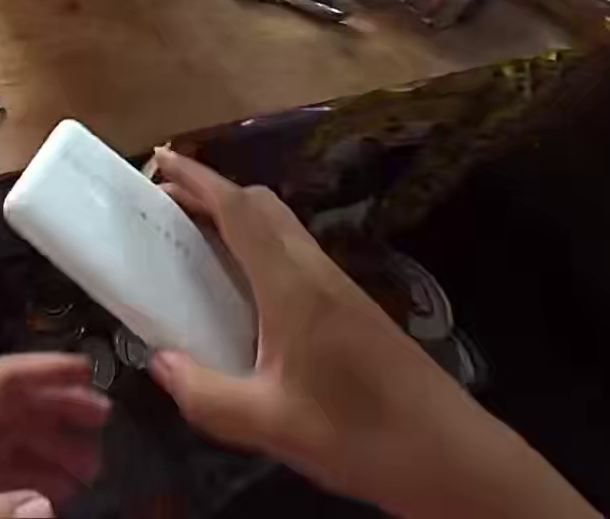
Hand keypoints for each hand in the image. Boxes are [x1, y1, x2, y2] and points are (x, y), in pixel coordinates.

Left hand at [0, 353, 109, 518]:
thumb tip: (48, 506)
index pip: (4, 378)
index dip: (46, 368)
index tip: (85, 370)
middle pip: (20, 404)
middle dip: (61, 408)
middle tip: (103, 419)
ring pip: (20, 438)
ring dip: (56, 446)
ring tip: (93, 463)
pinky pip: (10, 472)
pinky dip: (39, 477)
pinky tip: (62, 491)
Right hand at [149, 148, 599, 518]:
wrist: (450, 451)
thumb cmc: (361, 433)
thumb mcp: (274, 424)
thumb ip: (208, 395)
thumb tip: (158, 361)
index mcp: (289, 283)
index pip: (237, 209)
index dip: (197, 176)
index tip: (161, 157)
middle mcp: (310, 266)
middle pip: (257, 202)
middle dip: (211, 189)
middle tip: (168, 203)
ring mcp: (332, 277)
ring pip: (276, 220)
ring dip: (234, 211)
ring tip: (196, 234)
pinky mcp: (343, 295)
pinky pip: (288, 244)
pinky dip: (254, 237)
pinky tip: (241, 278)